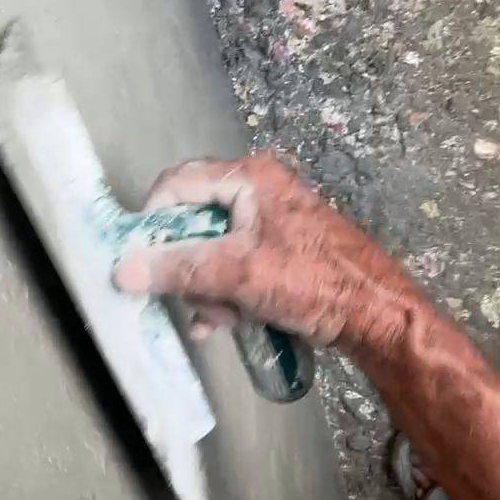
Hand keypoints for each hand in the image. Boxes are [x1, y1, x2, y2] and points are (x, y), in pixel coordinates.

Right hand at [111, 154, 419, 351]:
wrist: (376, 314)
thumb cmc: (312, 281)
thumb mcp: (239, 273)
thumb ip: (180, 268)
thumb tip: (123, 270)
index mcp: (249, 177)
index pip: (178, 183)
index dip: (154, 219)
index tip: (140, 258)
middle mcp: (257, 189)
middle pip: (194, 220)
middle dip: (187, 265)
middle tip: (187, 295)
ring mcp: (269, 220)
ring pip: (213, 248)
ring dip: (208, 286)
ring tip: (217, 317)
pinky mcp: (278, 249)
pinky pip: (235, 264)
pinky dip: (226, 291)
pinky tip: (226, 322)